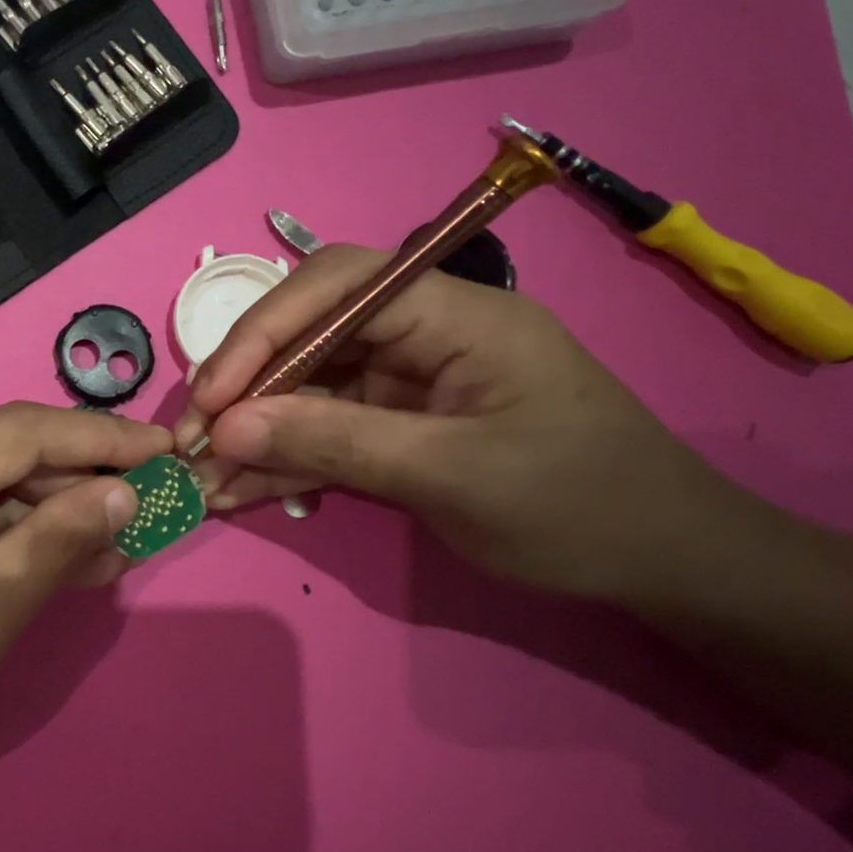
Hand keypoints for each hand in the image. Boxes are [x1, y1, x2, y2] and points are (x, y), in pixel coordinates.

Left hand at [0, 403, 170, 851]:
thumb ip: (58, 540)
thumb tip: (124, 491)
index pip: (14, 432)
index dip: (97, 437)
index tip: (165, 447)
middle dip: (75, 477)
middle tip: (151, 496)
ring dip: (46, 512)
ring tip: (123, 533)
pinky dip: (6, 539)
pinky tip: (66, 554)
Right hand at [174, 243, 762, 598]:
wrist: (662, 565)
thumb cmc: (580, 506)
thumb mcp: (455, 475)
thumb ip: (336, 443)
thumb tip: (228, 428)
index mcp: (457, 315)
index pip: (339, 286)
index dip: (265, 328)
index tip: (216, 393)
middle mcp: (423, 336)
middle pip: (309, 335)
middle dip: (244, 386)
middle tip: (190, 441)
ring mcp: (405, 384)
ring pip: (305, 389)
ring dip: (251, 431)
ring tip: (199, 476)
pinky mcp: (395, 427)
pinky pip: (322, 433)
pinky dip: (278, 461)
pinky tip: (235, 492)